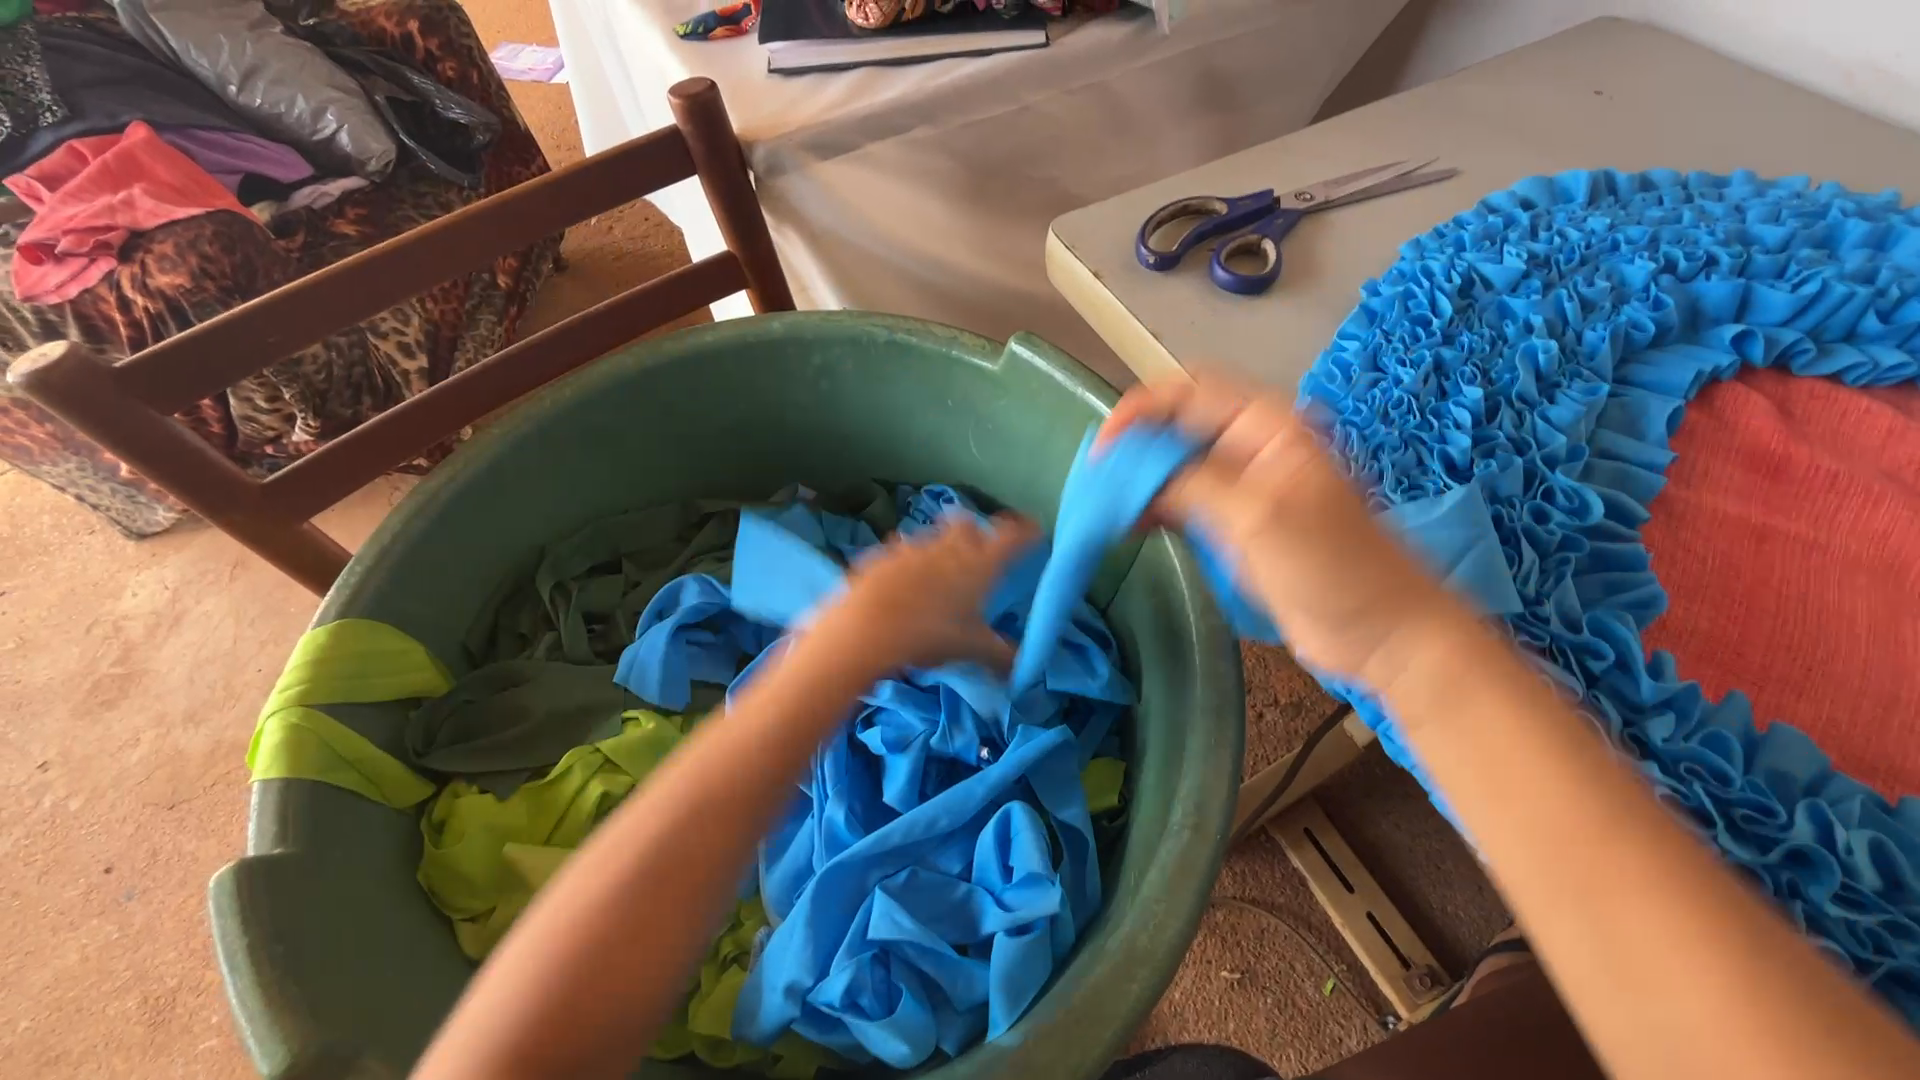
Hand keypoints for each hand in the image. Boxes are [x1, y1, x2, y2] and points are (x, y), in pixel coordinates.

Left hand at [806, 513, 1038, 674]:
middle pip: (967, 525)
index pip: (1011, 537)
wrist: (866, 627)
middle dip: (975, 533)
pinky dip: (907, 566)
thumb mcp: (971, 650)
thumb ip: (999, 656)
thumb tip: (1020, 670)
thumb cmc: (930, 634)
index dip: (1025, 532)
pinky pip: (900, 554)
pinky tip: (903, 589)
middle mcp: (948, 547)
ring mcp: (912, 548)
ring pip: (932, 538)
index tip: (1034, 532)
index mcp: (979, 563)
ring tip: (938, 578)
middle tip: (978, 554)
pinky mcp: (881, 557)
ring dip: (938, 551)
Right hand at [1099, 375, 1458, 688]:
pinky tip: (1129, 527)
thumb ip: (1190, 484)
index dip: (1140, 411)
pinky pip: (1184, 502)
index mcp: (1266, 424)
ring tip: (1106, 508)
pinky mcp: (1236, 524)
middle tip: (1098, 483)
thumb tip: (1131, 477)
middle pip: (1177, 427)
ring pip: (1176, 466)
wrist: (1380, 631)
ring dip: (1140, 481)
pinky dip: (1154, 509)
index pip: (1189, 393)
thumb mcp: (1256, 515)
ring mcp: (1243, 486)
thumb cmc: (1330, 565)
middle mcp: (1251, 445)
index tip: (1102, 449)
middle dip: (1135, 448)